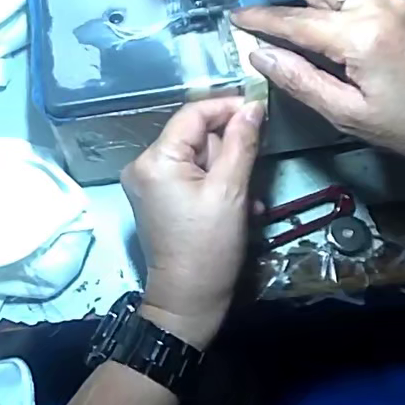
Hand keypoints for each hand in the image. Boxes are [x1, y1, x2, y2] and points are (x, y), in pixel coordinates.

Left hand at [119, 97, 264, 348]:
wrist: (188, 300)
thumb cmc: (210, 246)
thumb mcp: (231, 190)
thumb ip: (241, 142)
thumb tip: (253, 104)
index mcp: (156, 159)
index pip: (193, 113)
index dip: (228, 108)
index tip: (260, 110)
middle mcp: (144, 164)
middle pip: (195, 135)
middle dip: (229, 151)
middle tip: (254, 174)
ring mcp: (147, 182)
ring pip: (197, 157)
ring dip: (228, 172)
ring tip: (247, 201)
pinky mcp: (156, 198)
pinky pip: (190, 176)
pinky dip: (215, 185)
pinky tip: (236, 207)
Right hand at [231, 0, 404, 186]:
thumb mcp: (349, 117)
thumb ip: (301, 81)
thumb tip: (259, 54)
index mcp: (360, 35)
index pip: (294, 19)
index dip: (259, 18)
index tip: (234, 17)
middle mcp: (378, 3)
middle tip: (272, 20)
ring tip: (300, 13)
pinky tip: (334, 15)